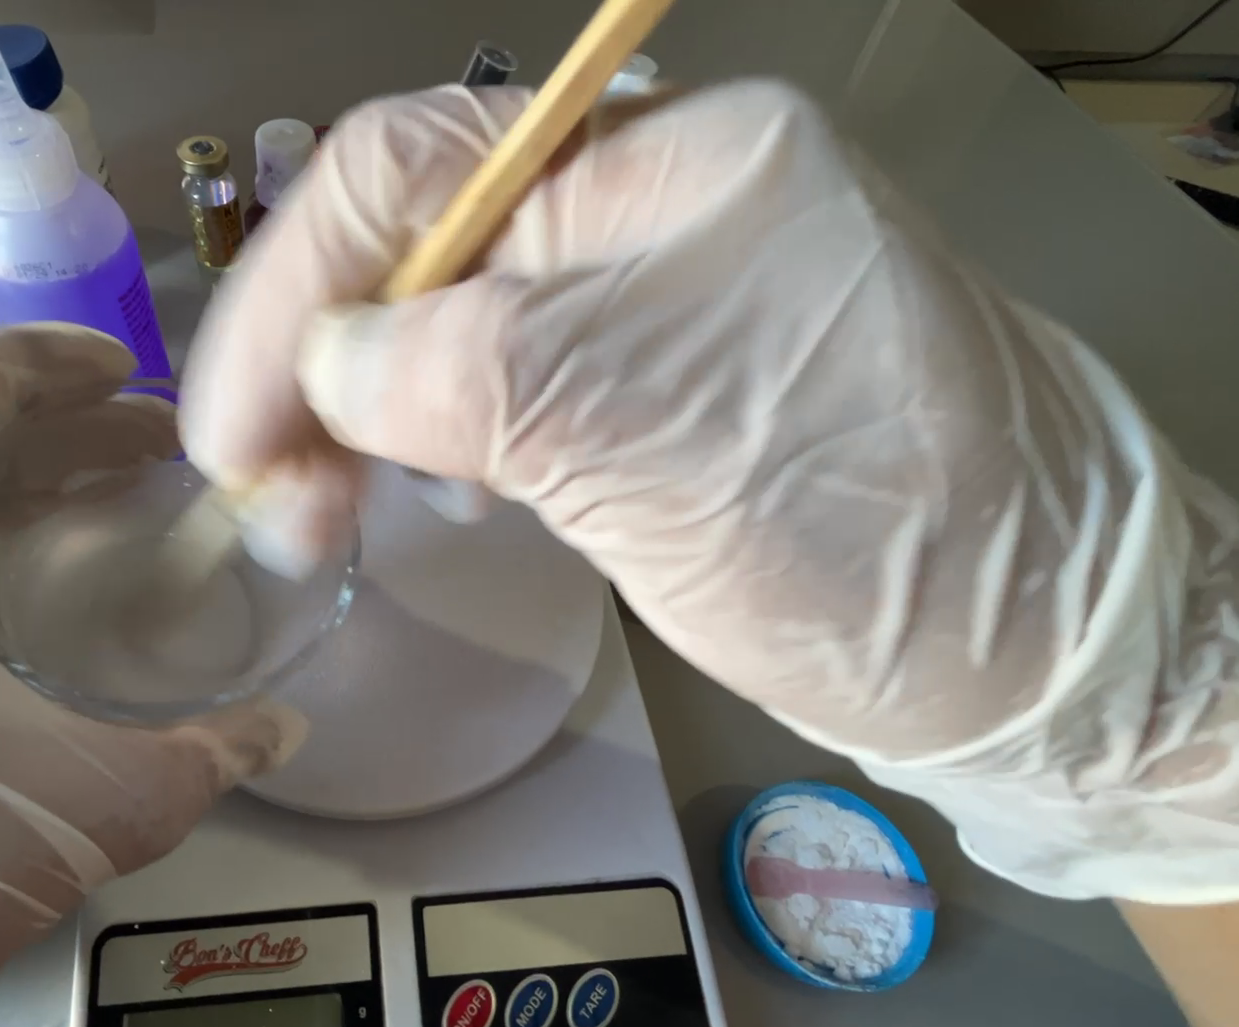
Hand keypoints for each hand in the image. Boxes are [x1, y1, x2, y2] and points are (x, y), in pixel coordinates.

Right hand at [182, 81, 1238, 903]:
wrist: (1012, 647)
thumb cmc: (864, 530)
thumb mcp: (652, 433)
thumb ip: (466, 376)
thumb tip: (328, 365)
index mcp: (654, 166)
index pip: (409, 176)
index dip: (290, 295)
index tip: (226, 433)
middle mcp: (626, 219)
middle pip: (407, 257)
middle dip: (307, 371)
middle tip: (259, 496)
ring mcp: (617, 316)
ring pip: (429, 337)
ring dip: (344, 421)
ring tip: (305, 518)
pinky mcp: (613, 404)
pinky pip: (471, 401)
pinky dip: (406, 448)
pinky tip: (382, 496)